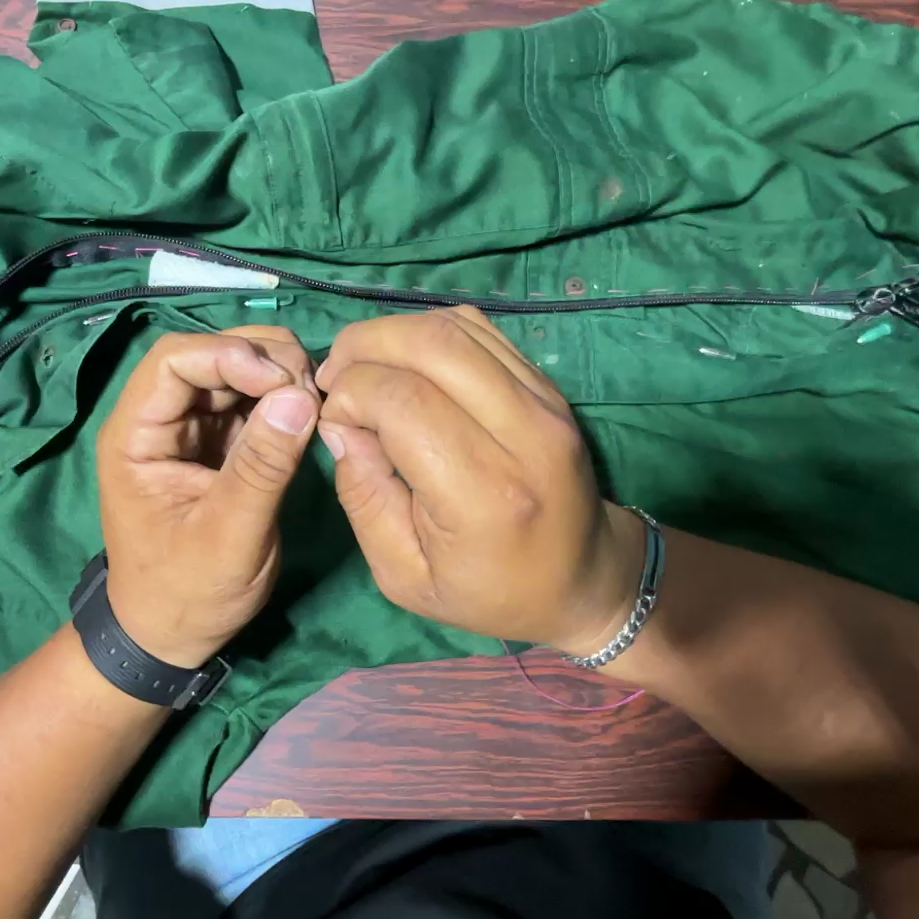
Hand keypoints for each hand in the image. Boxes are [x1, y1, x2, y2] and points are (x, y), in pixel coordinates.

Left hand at [96, 327, 320, 668]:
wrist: (172, 633)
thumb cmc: (187, 593)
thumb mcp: (229, 536)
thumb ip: (262, 467)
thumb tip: (301, 396)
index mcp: (136, 436)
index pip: (174, 360)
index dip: (230, 356)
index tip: (285, 384)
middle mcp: (159, 420)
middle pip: (208, 355)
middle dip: (263, 362)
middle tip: (312, 393)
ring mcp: (190, 428)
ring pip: (234, 370)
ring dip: (278, 376)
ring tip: (315, 404)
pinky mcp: (219, 441)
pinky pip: (252, 400)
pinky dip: (283, 399)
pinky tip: (309, 414)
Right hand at [314, 307, 639, 657]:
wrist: (583, 580)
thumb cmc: (488, 591)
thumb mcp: (404, 575)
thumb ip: (363, 498)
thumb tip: (339, 425)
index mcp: (484, 495)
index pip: (401, 401)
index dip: (349, 396)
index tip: (334, 421)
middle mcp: (522, 435)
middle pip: (429, 345)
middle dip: (363, 348)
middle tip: (336, 378)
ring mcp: (544, 401)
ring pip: (454, 326)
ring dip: (392, 334)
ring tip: (364, 366)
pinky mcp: (548, 385)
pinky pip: (479, 329)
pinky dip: (429, 333)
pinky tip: (407, 363)